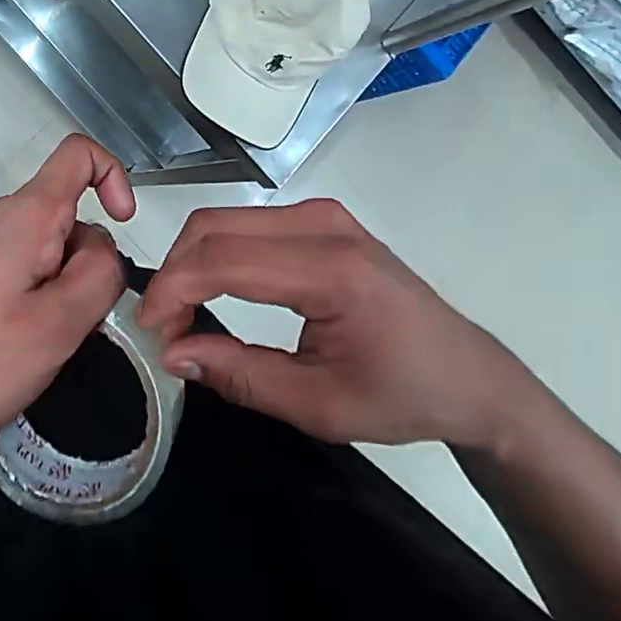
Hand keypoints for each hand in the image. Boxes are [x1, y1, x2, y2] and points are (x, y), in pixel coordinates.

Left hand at [0, 135, 136, 486]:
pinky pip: (23, 271)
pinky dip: (38, 300)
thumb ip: (101, 274)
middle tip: (72, 322)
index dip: (113, 176)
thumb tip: (104, 249)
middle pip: (69, 214)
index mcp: (26, 216)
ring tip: (40, 341)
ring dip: (63, 288)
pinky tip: (14, 346)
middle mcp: (0, 220)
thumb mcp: (59, 325)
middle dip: (89, 261)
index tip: (124, 226)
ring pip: (49, 249)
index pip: (79, 154)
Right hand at [138, 199, 545, 449]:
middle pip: (215, 227)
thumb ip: (240, 374)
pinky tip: (214, 291)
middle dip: (175, 273)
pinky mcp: (324, 220)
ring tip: (185, 315)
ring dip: (192, 262)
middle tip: (164, 328)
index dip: (173, 292)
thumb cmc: (403, 395)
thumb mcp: (319, 405)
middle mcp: (324, 225)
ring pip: (227, 220)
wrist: (469, 376)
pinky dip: (218, 254)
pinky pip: (249, 224)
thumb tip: (172, 352)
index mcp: (331, 270)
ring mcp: (325, 216)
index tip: (151, 334)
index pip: (222, 260)